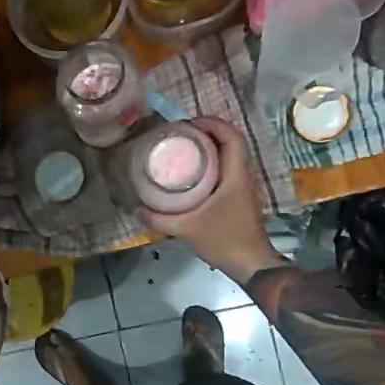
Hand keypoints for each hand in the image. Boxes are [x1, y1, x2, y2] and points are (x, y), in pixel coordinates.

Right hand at [138, 117, 286, 286]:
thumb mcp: (185, 229)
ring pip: (231, 153)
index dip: (213, 124)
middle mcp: (243, 175)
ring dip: (211, 144)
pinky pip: (228, 167)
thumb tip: (135, 208)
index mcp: (235, 176)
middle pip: (231, 141)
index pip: (231, 138)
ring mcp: (244, 185)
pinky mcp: (240, 194)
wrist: (250, 262)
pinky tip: (192, 170)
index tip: (188, 123)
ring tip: (183, 146)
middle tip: (180, 132)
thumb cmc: (223, 240)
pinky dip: (212, 160)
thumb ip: (157, 219)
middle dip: (208, 131)